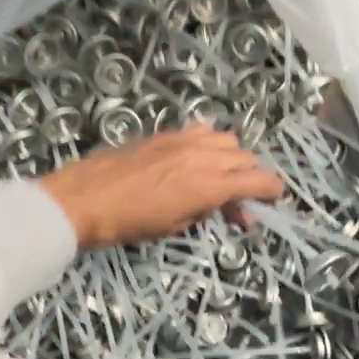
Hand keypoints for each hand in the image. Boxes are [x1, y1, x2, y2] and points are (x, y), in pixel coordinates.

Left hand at [38, 125, 284, 248]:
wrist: (84, 199)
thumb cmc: (128, 223)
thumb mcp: (173, 227)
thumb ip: (205, 212)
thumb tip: (221, 208)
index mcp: (209, 185)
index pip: (257, 180)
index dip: (271, 190)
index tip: (274, 199)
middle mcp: (203, 156)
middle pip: (245, 158)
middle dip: (249, 178)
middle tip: (238, 203)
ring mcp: (183, 139)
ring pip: (226, 139)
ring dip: (231, 158)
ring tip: (219, 177)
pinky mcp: (165, 133)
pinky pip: (201, 131)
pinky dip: (209, 144)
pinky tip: (197, 159)